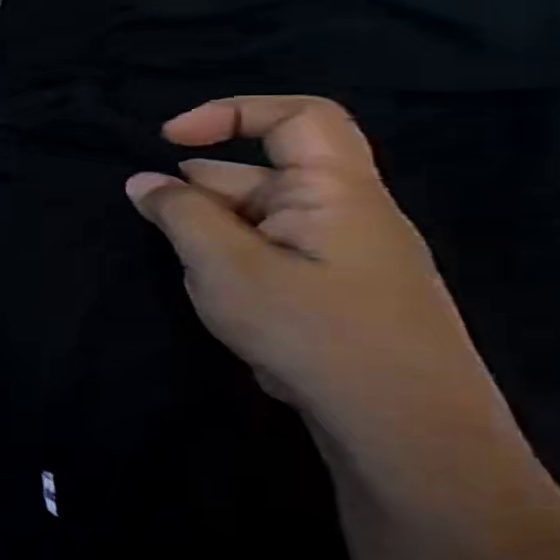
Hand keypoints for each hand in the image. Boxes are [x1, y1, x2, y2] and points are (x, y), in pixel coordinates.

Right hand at [124, 96, 491, 423]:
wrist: (415, 448)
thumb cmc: (315, 335)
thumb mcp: (225, 266)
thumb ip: (177, 214)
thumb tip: (143, 181)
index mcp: (338, 191)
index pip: (297, 115)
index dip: (231, 112)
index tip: (171, 140)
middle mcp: (351, 215)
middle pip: (265, 175)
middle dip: (206, 197)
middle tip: (168, 230)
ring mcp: (351, 260)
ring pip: (265, 223)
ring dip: (220, 241)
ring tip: (205, 283)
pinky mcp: (345, 298)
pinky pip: (280, 259)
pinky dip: (243, 270)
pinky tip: (235, 312)